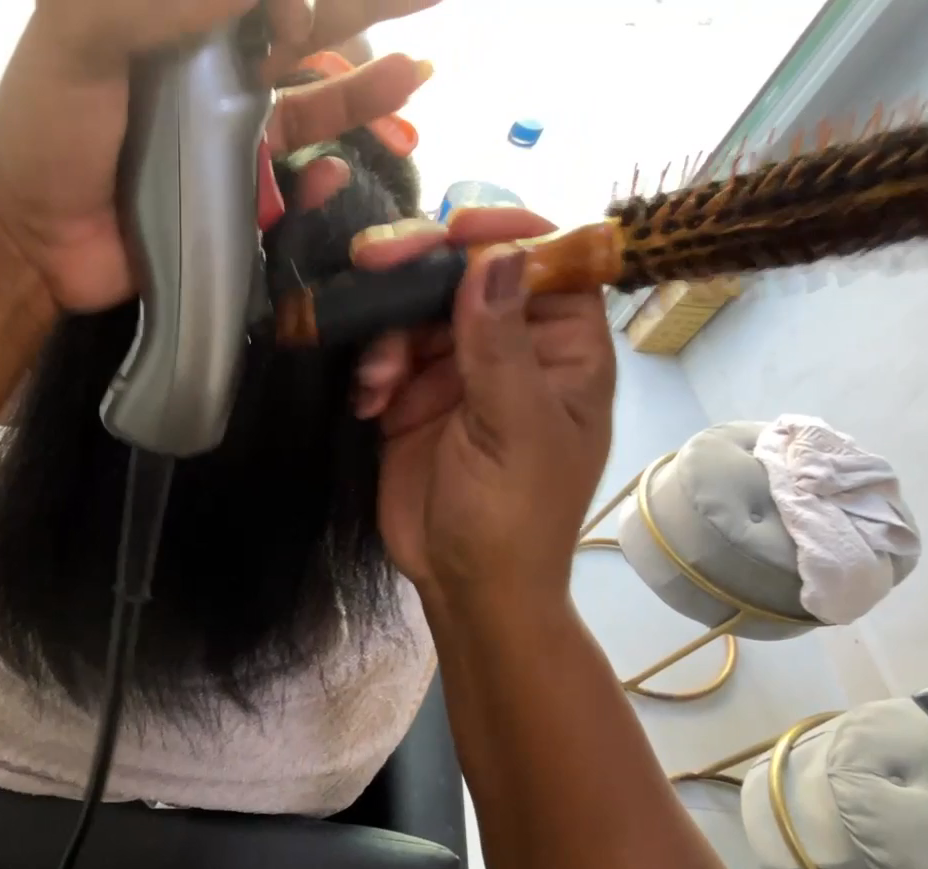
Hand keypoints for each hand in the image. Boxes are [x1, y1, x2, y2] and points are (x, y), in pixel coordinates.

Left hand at [0, 0, 440, 311]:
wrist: (30, 245)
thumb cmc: (43, 134)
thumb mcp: (84, 38)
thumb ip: (164, 2)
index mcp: (173, 18)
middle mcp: (206, 68)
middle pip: (301, 25)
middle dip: (363, 6)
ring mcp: (220, 134)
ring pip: (308, 99)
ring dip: (363, 88)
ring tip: (416, 73)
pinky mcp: (225, 195)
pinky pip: (288, 177)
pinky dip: (322, 172)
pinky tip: (344, 165)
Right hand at [352, 209, 616, 612]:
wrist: (463, 581)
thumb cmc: (513, 513)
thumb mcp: (513, 428)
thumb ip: (499, 345)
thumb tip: (493, 259)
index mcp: (561, 350)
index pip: (543, 265)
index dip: (504, 235)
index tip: (453, 227)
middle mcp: (509, 350)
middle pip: (464, 280)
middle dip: (418, 274)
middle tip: (371, 260)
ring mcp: (454, 375)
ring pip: (413, 317)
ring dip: (385, 338)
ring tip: (377, 384)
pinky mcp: (408, 401)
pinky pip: (382, 359)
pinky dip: (369, 373)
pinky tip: (367, 404)